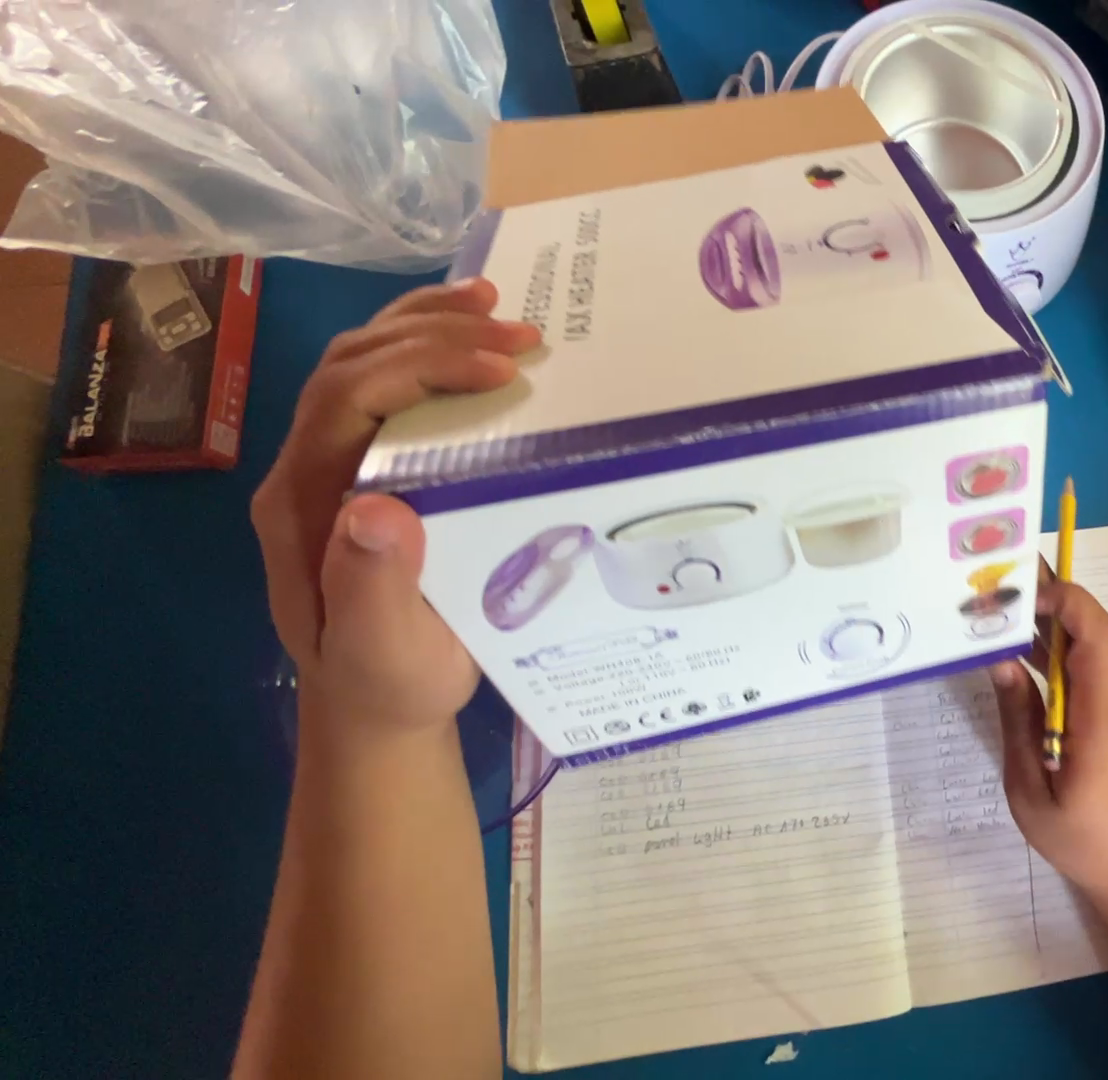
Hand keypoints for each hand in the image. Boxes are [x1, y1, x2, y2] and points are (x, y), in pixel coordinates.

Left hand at [251, 279, 540, 735]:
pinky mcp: (373, 470)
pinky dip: (429, 350)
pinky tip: (468, 336)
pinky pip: (391, 390)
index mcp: (308, 501)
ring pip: (366, 363)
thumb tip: (379, 505)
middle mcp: (312, 467)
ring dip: (429, 326)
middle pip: (355, 364)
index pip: (349, 399)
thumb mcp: (385, 650)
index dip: (422, 368)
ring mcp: (337, 464)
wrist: (375, 702)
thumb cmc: (391, 680)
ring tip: (496, 307)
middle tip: (521, 335)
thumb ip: (373, 586)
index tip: (502, 369)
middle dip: (436, 335)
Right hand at [989, 568, 1107, 901]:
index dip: (1065, 601)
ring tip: (997, 611)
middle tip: (997, 583)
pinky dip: (1055, 654)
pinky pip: (1088, 669)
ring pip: (1089, 647)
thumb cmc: (1081, 839)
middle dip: (1048, 600)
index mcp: (1102, 717)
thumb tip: (1001, 662)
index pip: (1097, 636)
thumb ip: (1018, 721)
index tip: (1021, 591)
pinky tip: (1020, 654)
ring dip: (1047, 626)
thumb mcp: (1030, 790)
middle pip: (1093, 631)